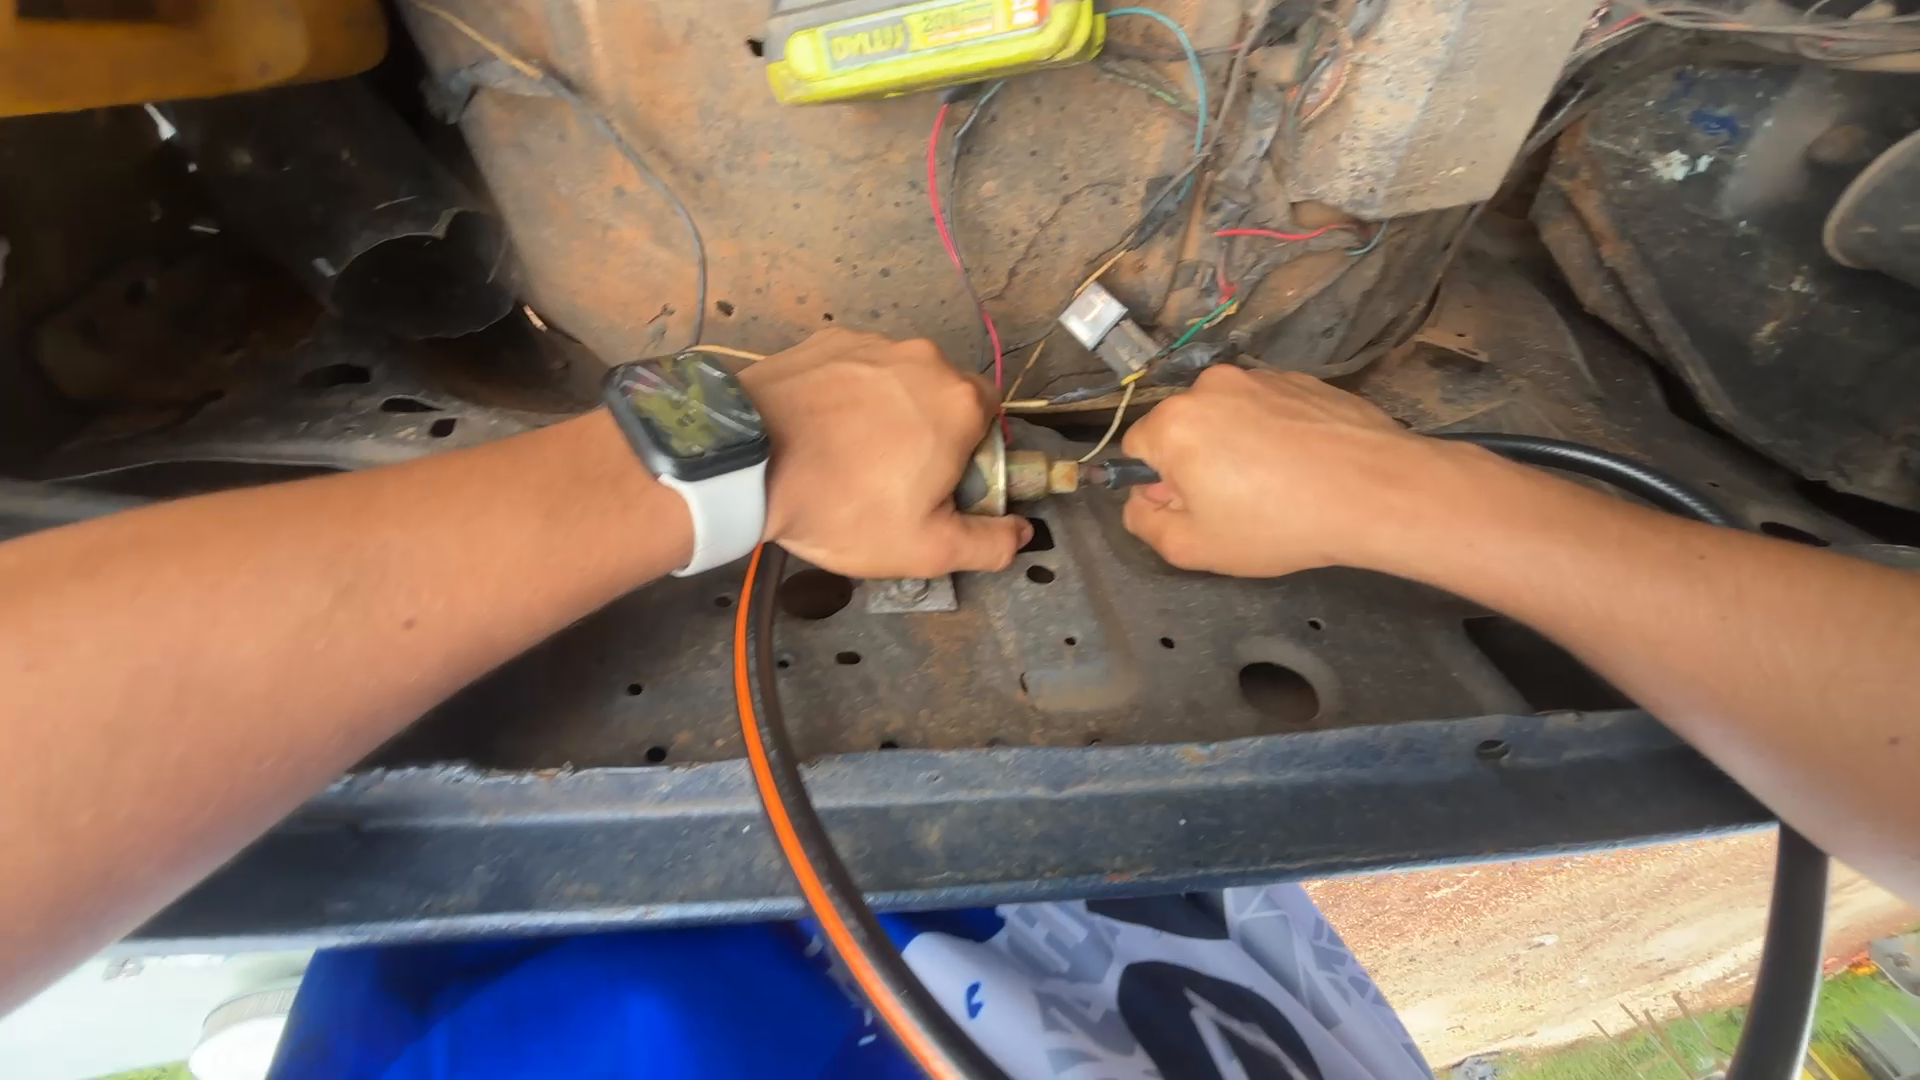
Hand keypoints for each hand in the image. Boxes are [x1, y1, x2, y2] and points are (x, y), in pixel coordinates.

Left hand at [738, 329, 1029, 577]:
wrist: (744, 464)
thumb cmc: (846, 507)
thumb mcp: (926, 548)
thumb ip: (989, 544)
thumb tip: (1023, 533)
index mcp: (961, 402)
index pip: (993, 421)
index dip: (973, 456)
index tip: (941, 485)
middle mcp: (924, 358)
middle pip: (947, 396)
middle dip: (933, 431)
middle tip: (894, 475)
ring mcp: (871, 341)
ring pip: (901, 379)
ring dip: (891, 410)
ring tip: (850, 453)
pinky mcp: (825, 340)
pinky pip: (857, 368)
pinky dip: (851, 393)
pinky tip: (822, 428)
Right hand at [1121, 366, 1446, 576]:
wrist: (1379, 492)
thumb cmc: (1278, 523)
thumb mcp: (1192, 547)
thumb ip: (1143, 523)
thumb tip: (1139, 500)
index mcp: (1174, 422)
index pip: (1136, 449)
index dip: (1158, 485)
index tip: (1194, 506)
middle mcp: (1209, 386)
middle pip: (1180, 429)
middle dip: (1195, 462)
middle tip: (1235, 502)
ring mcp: (1259, 377)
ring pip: (1223, 416)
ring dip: (1234, 445)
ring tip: (1275, 482)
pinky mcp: (1300, 378)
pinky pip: (1265, 407)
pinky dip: (1271, 432)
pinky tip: (1301, 464)